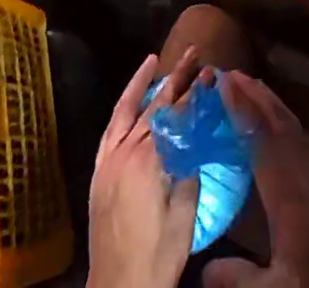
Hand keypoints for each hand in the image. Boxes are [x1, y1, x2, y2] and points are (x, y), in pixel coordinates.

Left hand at [88, 49, 202, 287]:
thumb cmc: (157, 256)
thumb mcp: (184, 213)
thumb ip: (188, 168)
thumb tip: (194, 137)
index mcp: (149, 160)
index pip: (177, 114)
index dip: (195, 91)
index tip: (210, 70)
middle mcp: (125, 152)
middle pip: (154, 105)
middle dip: (175, 77)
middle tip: (192, 53)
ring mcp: (108, 161)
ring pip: (125, 111)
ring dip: (140, 84)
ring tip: (153, 60)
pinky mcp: (99, 173)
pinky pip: (109, 131)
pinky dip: (121, 110)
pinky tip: (129, 102)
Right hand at [202, 73, 308, 287]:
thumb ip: (240, 279)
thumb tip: (205, 271)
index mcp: (289, 192)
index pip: (261, 138)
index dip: (242, 109)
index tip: (225, 82)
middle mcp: (307, 172)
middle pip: (281, 124)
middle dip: (257, 96)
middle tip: (233, 74)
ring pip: (296, 128)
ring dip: (273, 106)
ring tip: (252, 90)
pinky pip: (305, 139)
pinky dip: (287, 124)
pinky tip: (281, 130)